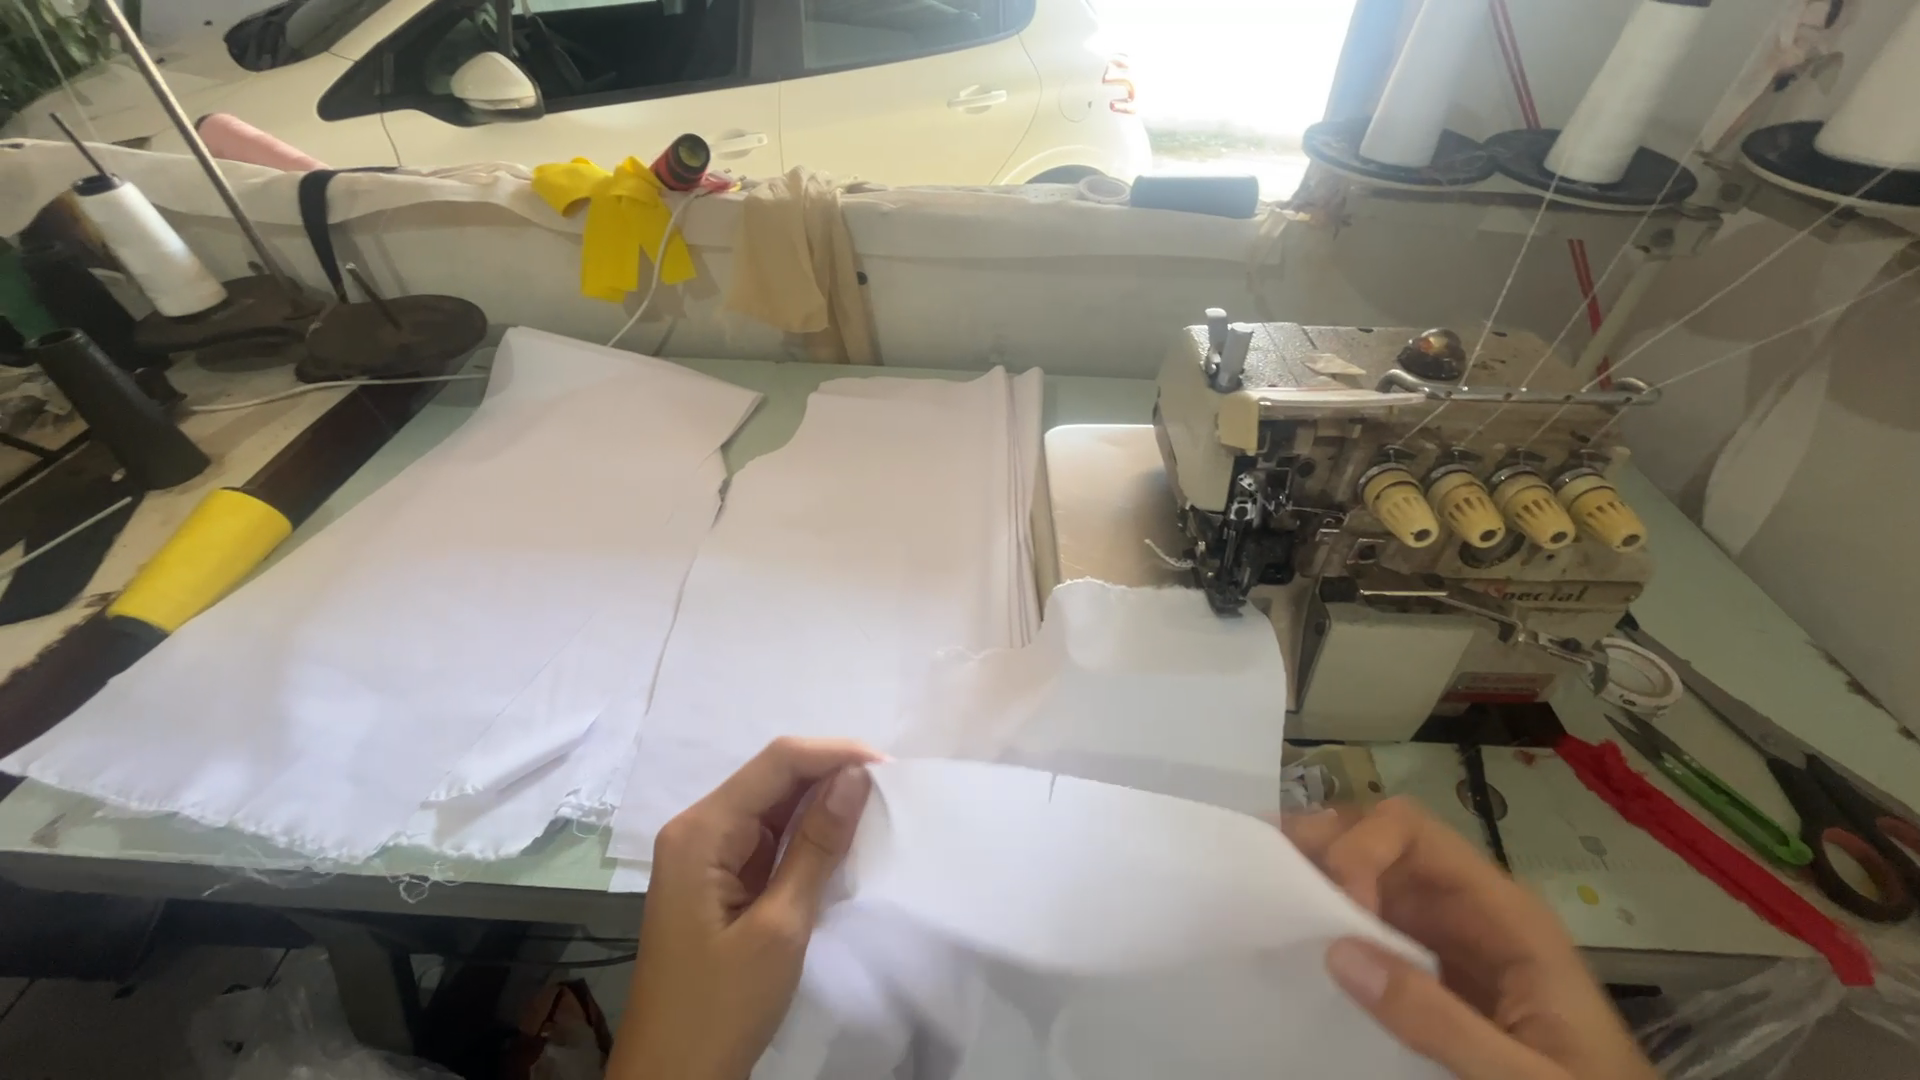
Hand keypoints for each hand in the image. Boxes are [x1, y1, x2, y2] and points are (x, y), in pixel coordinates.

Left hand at [609, 737, 882, 1079]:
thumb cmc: (722, 1007)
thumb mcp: (781, 925)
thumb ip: (817, 845)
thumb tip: (856, 776)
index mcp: (702, 830)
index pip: (776, 763)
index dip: (834, 754)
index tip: (889, 768)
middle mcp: (699, 828)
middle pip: (773, 778)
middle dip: (831, 774)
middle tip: (891, 788)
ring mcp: (706, 853)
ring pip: (773, 805)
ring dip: (822, 802)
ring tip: (876, 806)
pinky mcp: (718, 877)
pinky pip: (768, 836)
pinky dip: (806, 833)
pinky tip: (841, 836)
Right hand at [1287, 797, 1656, 1079]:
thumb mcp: (1525, 1079)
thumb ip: (1440, 1021)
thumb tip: (1337, 951)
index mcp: (1504, 915)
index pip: (1414, 832)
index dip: (1362, 848)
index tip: (1335, 903)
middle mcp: (1469, 908)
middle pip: (1383, 838)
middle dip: (1324, 841)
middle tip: (1266, 862)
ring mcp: (1446, 937)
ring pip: (1369, 872)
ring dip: (1317, 868)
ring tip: (1266, 880)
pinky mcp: (1429, 969)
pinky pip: (1370, 919)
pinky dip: (1327, 910)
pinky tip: (1294, 923)